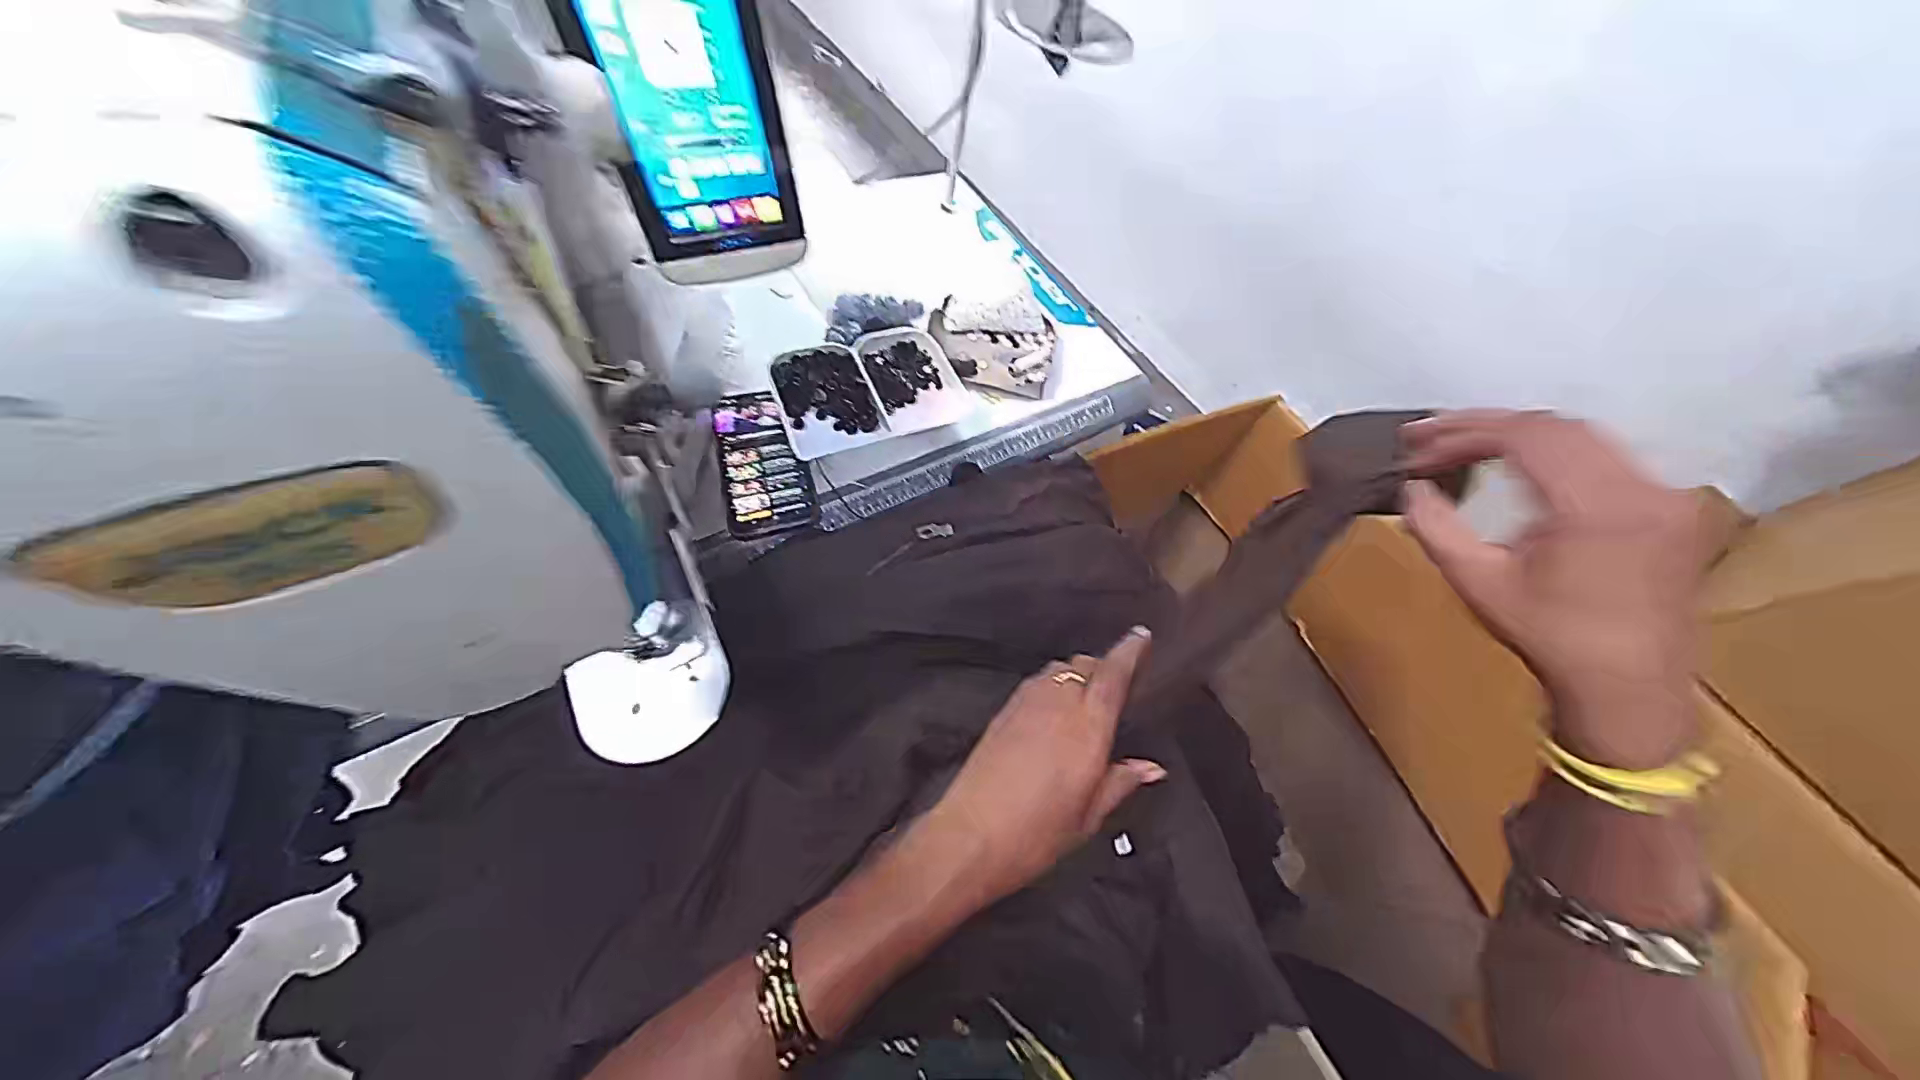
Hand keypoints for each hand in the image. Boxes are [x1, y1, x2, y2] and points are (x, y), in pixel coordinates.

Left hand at [912, 627, 1163, 905]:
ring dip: (1075, 675)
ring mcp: (1026, 704)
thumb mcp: (1088, 816)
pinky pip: (1034, 683)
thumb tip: (1150, 768)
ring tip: (1083, 699)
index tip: (1140, 636)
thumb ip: (1121, 782)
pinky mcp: (1003, 711)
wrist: (970, 834)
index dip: (1130, 650)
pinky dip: (1050, 686)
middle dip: (1103, 667)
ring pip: (1057, 669)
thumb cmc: (1034, 832)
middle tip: (1115, 685)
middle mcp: (1056, 704)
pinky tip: (1051, 712)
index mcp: (1087, 727)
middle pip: (1085, 664)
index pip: (1114, 673)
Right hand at [1401, 411, 1703, 767]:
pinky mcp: (1667, 504)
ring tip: (1459, 443)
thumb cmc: (1547, 635)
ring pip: (1580, 433)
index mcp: (1597, 505)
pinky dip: (1549, 448)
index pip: (1525, 436)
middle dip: (1483, 424)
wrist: (1627, 683)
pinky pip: (1602, 454)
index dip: (1462, 433)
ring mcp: (1664, 493)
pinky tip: (1513, 461)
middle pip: (1554, 425)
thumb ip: (1436, 527)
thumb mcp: (1476, 580)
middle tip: (1426, 436)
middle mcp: (1643, 486)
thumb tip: (1410, 487)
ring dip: (1515, 432)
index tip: (1416, 446)